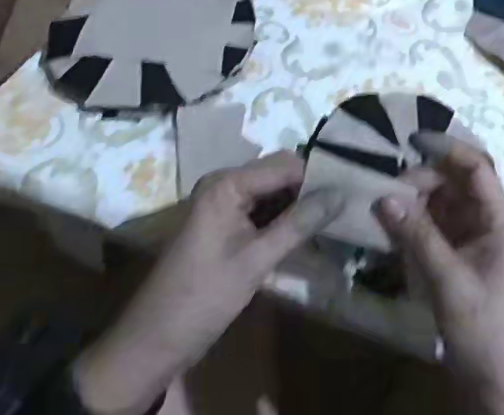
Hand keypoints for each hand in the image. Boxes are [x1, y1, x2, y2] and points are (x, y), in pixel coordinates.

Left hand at [72, 152, 340, 414]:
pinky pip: (260, 207)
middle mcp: (224, 182)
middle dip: (310, 188)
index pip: (285, 164)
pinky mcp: (223, 221)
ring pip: (272, 190)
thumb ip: (298, 224)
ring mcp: (222, 202)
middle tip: (344, 207)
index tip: (350, 192)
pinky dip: (282, 216)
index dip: (318, 176)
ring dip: (298, 203)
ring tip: (333, 218)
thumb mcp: (256, 261)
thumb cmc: (203, 297)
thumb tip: (340, 194)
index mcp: (227, 183)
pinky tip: (305, 231)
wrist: (153, 340)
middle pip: (278, 172)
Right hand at [379, 133, 503, 414]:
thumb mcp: (449, 280)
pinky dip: (413, 224)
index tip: (411, 140)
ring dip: (413, 201)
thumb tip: (382, 196)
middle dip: (421, 179)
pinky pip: (433, 228)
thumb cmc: (484, 328)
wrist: (497, 386)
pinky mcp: (457, 260)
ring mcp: (471, 241)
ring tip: (382, 207)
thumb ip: (417, 236)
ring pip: (440, 204)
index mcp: (498, 218)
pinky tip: (390, 229)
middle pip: (453, 183)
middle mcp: (486, 221)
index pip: (476, 167)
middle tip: (387, 190)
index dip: (446, 148)